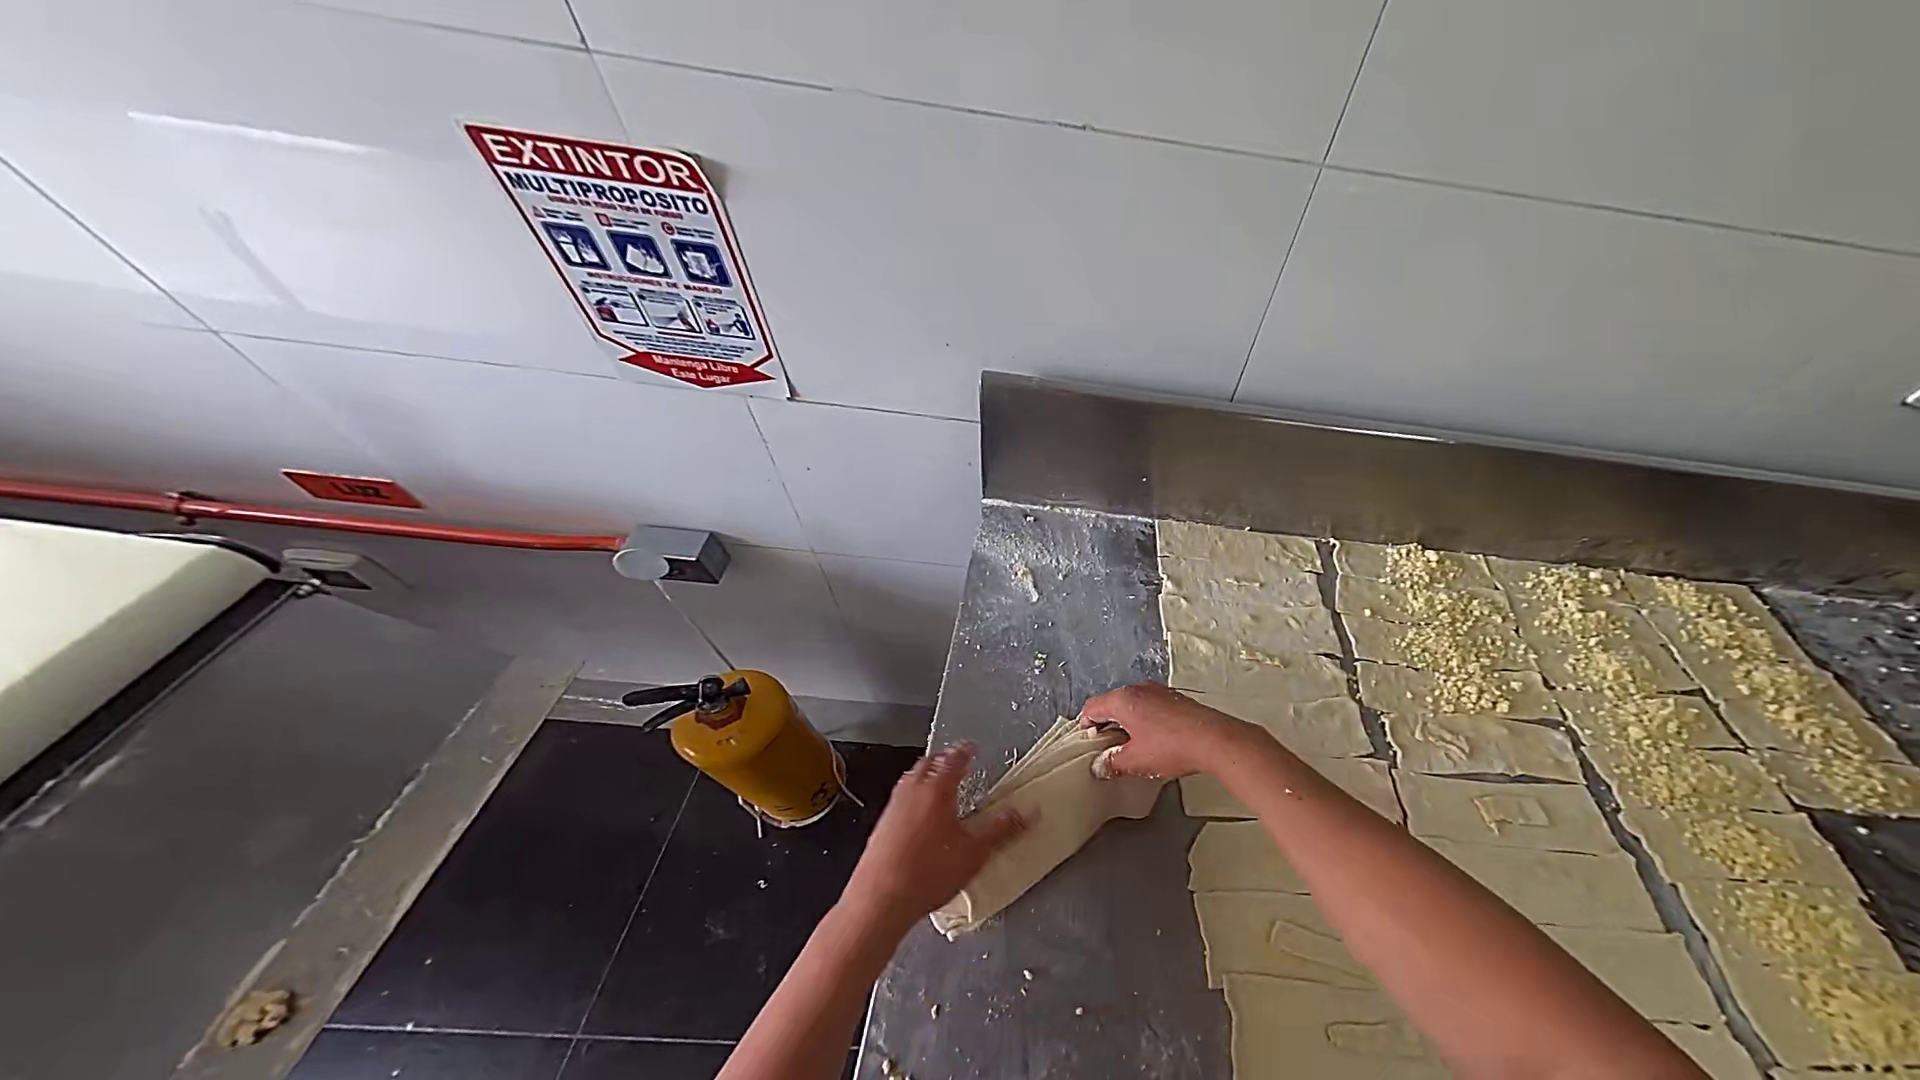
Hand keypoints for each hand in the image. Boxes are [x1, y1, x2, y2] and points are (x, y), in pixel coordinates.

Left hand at [841, 743, 1025, 929]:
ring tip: (938, 782)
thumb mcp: (975, 853)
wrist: (881, 898)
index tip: (971, 748)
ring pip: (912, 779)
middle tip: (956, 760)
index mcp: (937, 789)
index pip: (954, 759)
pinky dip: (913, 795)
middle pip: (929, 763)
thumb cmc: (926, 874)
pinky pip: (901, 798)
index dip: (965, 751)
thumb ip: (1003, 829)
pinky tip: (918, 814)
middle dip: (944, 759)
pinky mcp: (882, 824)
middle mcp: (912, 791)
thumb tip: (1027, 814)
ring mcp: (894, 806)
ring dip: (926, 775)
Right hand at [1078, 682, 1266, 778]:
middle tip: (1107, 746)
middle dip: (1107, 724)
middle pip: (1112, 703)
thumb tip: (1100, 766)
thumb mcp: (1136, 761)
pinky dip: (1145, 720)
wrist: (1215, 740)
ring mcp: (1159, 692)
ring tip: (1132, 745)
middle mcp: (1139, 689)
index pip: (1093, 707)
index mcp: (1123, 700)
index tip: (1088, 741)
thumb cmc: (1173, 746)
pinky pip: (1151, 706)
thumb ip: (1112, 762)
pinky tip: (1154, 740)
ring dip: (1127, 722)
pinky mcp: (1176, 699)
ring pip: (1133, 704)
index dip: (1086, 725)